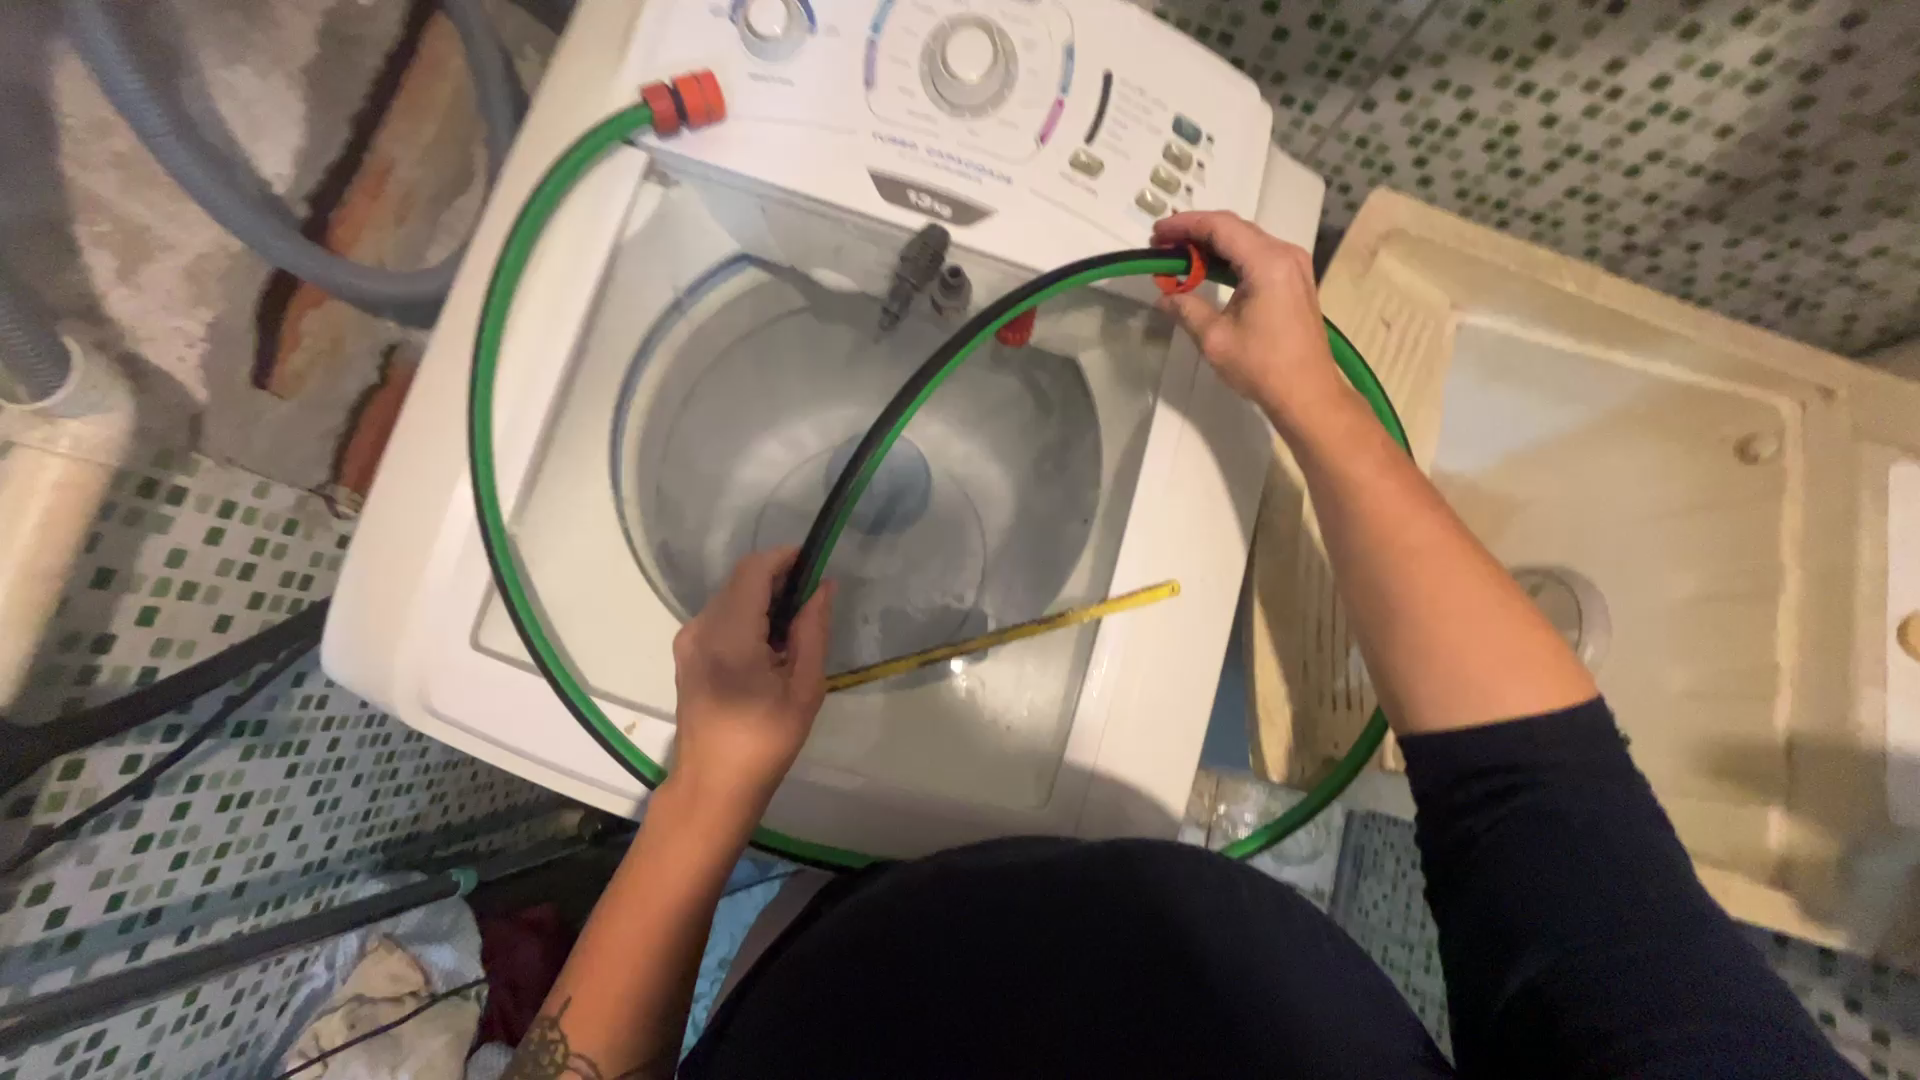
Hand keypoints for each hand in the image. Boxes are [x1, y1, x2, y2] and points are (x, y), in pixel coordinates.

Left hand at [669, 547, 834, 820]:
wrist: (713, 785)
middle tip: (812, 604)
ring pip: (730, 597)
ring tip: (793, 632)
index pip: (754, 570)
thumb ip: (812, 630)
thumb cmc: (765, 740)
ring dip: (763, 600)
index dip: (785, 558)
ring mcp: (688, 640)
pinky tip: (768, 648)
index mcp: (729, 635)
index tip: (816, 565)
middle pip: (741, 581)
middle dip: (778, 580)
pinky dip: (747, 617)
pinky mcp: (686, 654)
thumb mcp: (805, 688)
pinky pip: (720, 617)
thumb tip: (822, 587)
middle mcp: (700, 628)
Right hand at [1152, 211, 1343, 422]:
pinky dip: (1230, 256)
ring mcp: (1294, 265)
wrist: (1306, 392)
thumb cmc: (1262, 366)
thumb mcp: (1215, 338)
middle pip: (1235, 228)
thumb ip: (1187, 309)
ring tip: (1180, 255)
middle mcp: (1285, 254)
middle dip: (1196, 232)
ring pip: (1246, 240)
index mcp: (1267, 263)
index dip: (1185, 225)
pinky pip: (1258, 255)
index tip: (1156, 234)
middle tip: (1163, 244)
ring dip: (1212, 244)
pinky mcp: (1294, 279)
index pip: (1220, 227)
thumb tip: (1165, 297)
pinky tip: (1208, 268)